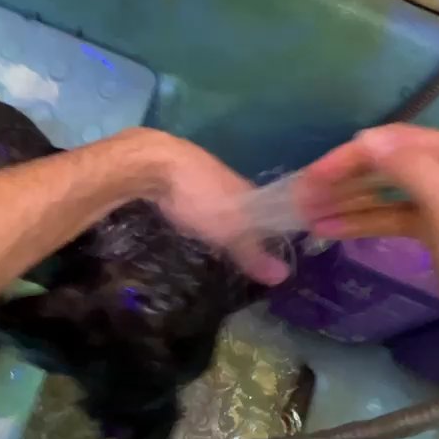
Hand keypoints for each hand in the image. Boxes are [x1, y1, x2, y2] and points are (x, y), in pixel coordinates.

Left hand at [116, 129, 290, 284]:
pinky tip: (182, 220)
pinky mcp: (171, 173)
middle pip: (239, 205)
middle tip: (237, 251)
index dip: (269, 232)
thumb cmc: (199, 198)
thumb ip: (252, 253)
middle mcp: (226, 178)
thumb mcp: (229, 232)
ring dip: (213, 216)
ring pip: (212, 198)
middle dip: (240, 225)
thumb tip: (283, 276)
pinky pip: (187, 195)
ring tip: (210, 241)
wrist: (154, 162)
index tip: (268, 253)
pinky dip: (189, 208)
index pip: (267, 212)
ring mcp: (197, 172)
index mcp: (247, 189)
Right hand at [292, 125, 438, 360]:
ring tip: (307, 216)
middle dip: (342, 180)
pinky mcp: (437, 228)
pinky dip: (361, 220)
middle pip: (385, 164)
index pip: (394, 141)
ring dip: (346, 201)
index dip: (349, 157)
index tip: (312, 177)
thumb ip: (411, 168)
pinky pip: (390, 215)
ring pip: (383, 191)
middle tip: (301, 199)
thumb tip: (363, 139)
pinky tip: (330, 230)